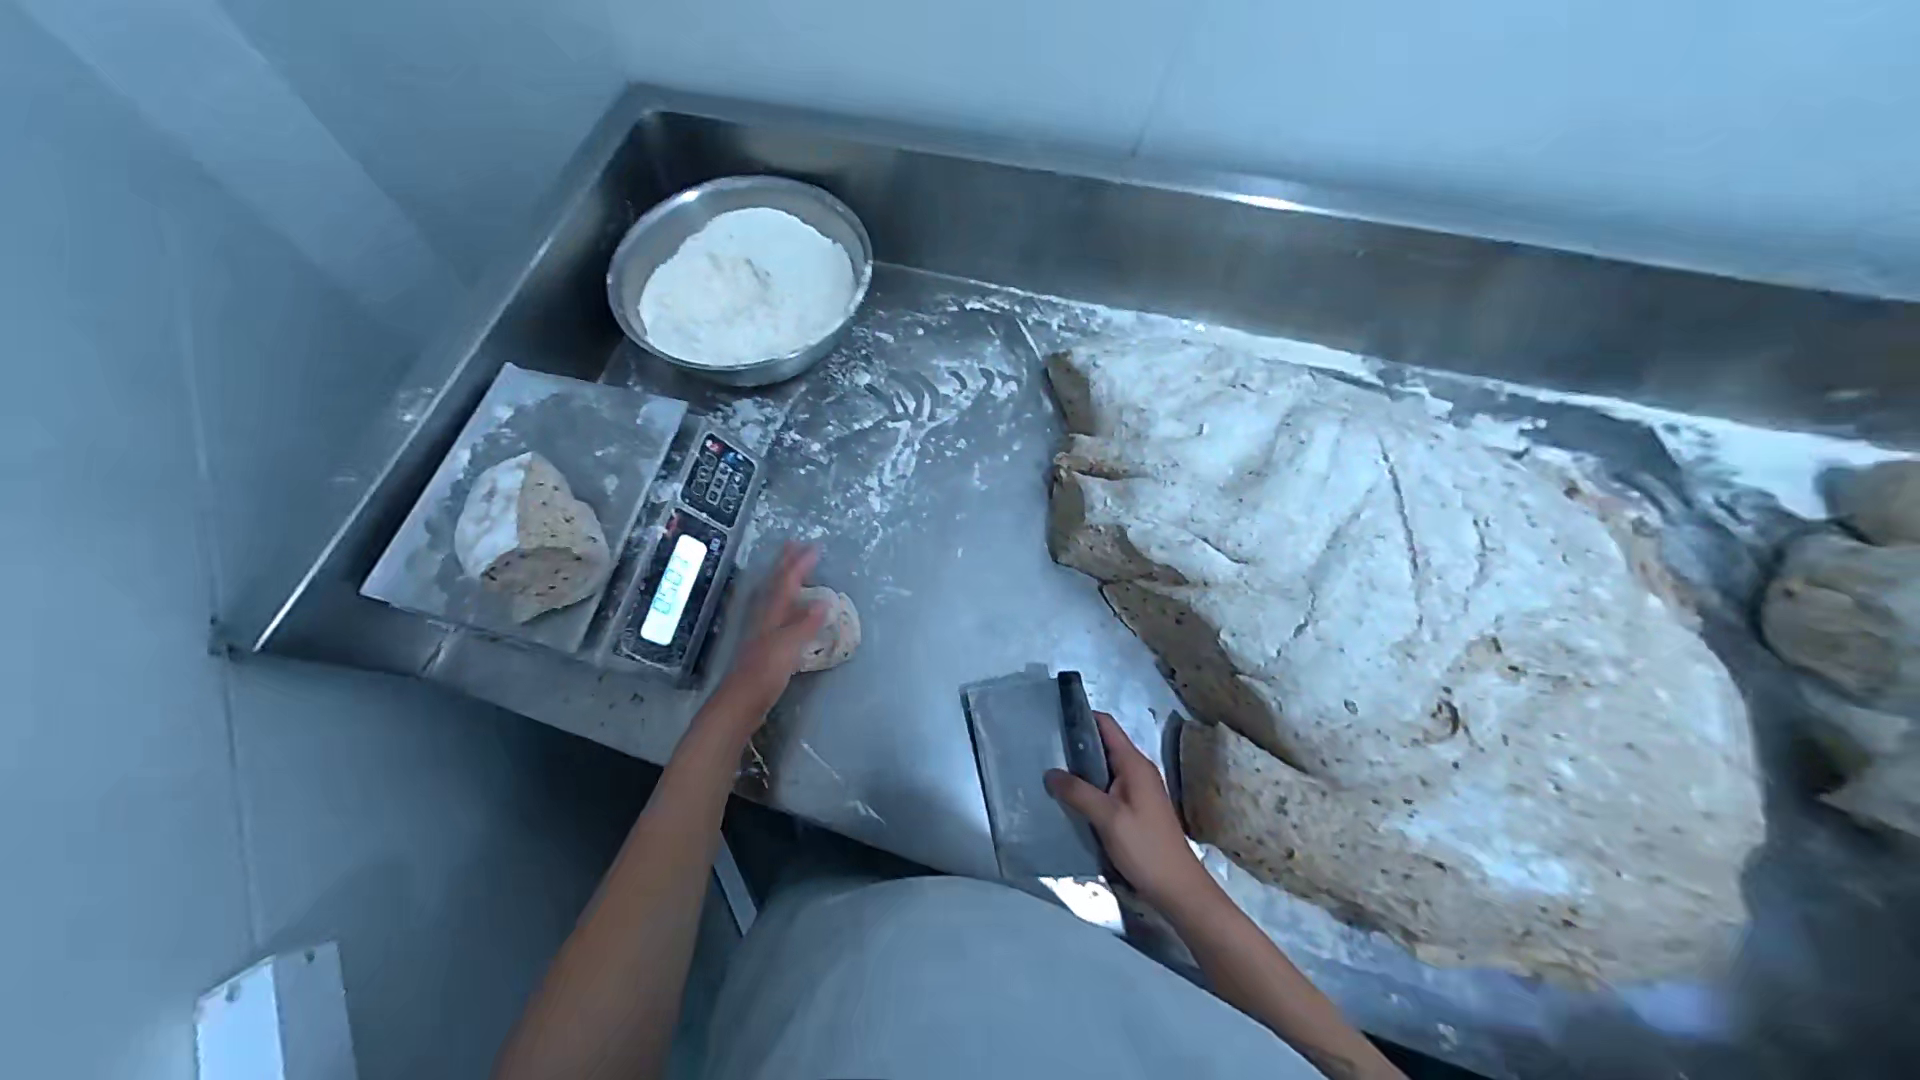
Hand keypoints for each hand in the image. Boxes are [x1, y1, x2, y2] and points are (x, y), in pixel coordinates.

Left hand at [708, 542, 826, 726]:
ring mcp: (763, 631)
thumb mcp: (788, 647)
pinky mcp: (765, 646)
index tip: (814, 546)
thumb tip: (824, 601)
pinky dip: (786, 602)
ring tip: (792, 568)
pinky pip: (778, 612)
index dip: (800, 564)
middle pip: (775, 585)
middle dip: (786, 564)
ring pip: (774, 597)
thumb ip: (806, 624)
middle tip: (795, 544)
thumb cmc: (764, 674)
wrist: (740, 703)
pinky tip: (791, 609)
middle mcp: (765, 618)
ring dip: (784, 579)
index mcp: (772, 615)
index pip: (787, 583)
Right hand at [1046, 711, 1217, 914]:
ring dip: (1081, 768)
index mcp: (1134, 764)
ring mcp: (1138, 790)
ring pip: (1105, 767)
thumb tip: (1049, 772)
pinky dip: (1090, 786)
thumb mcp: (1107, 818)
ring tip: (1051, 770)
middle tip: (1044, 747)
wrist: (1178, 888)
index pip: (1106, 725)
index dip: (1082, 717)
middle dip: (1076, 743)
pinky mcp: (1135, 808)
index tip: (1054, 718)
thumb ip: (1078, 792)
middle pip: (1104, 744)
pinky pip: (1108, 786)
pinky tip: (1071, 798)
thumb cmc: (1145, 847)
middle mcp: (1138, 770)